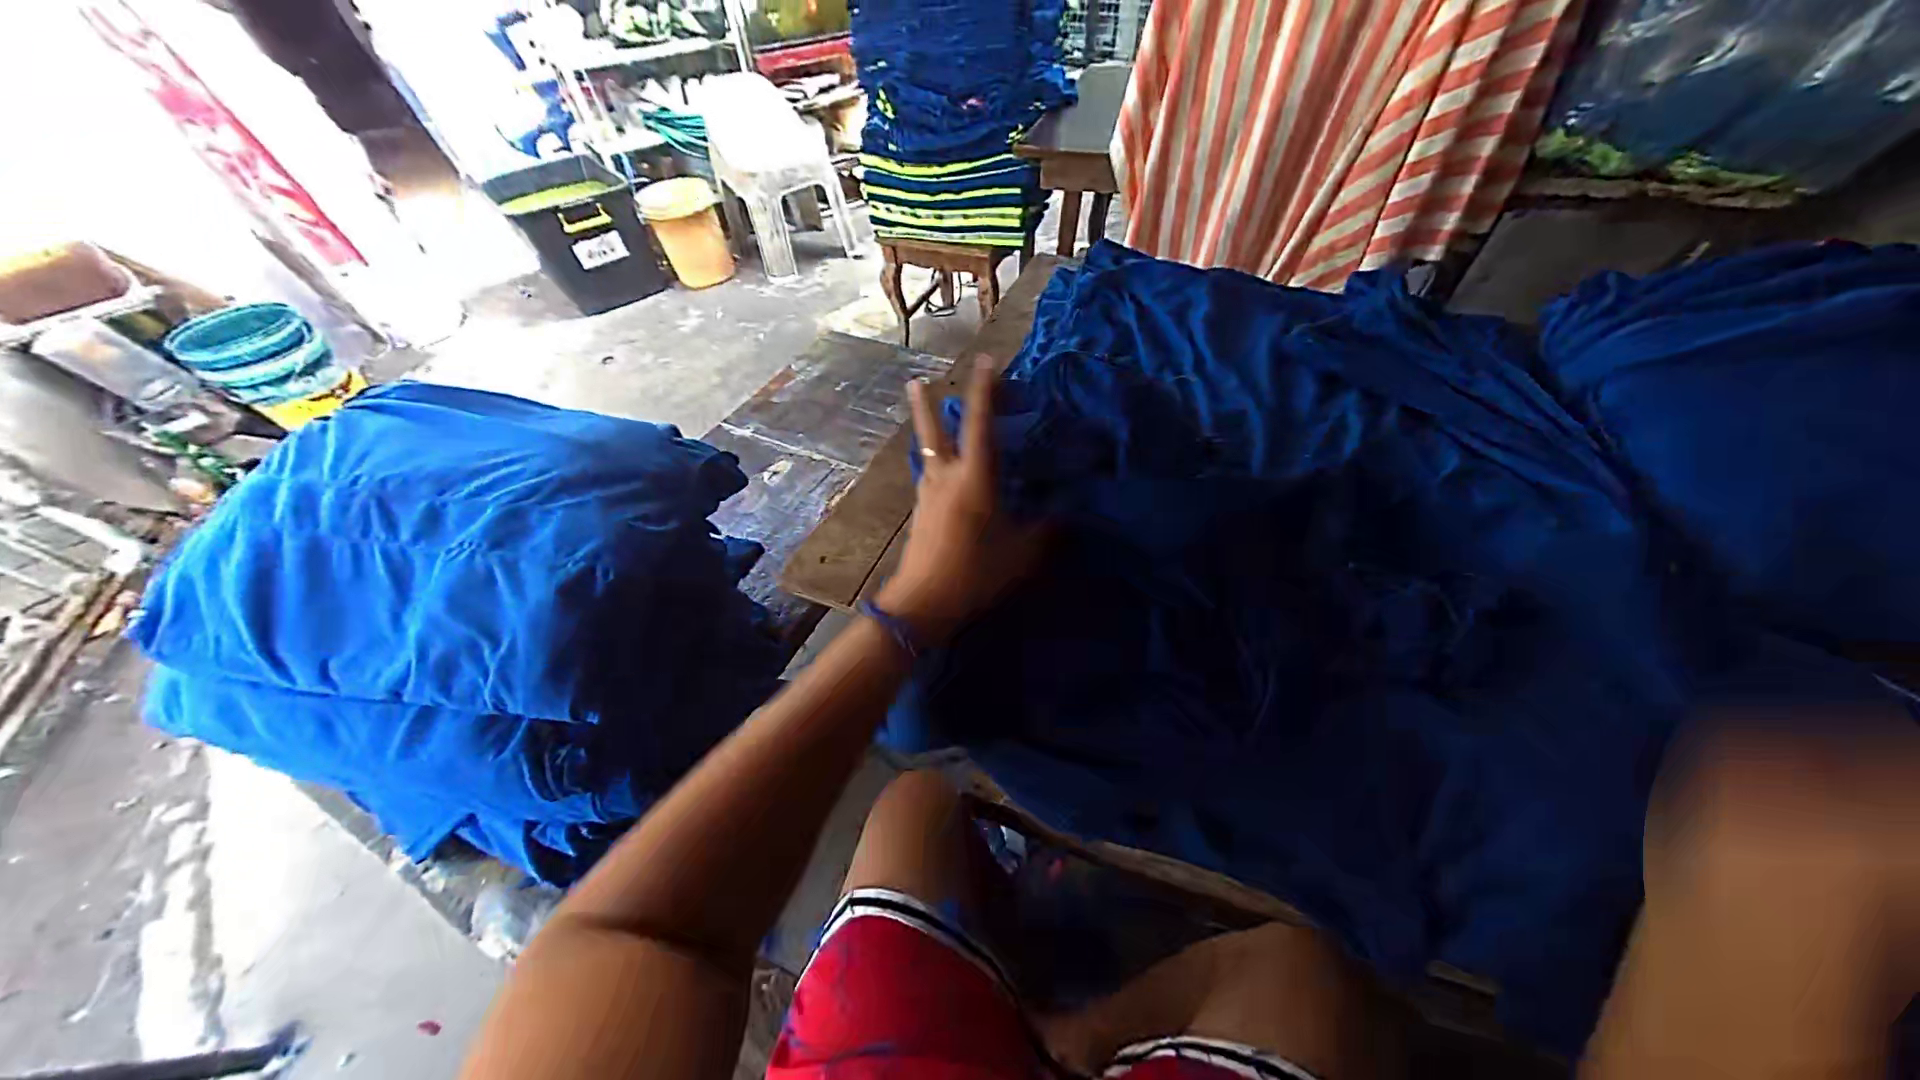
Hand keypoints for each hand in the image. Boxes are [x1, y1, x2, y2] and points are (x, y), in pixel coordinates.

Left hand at [873, 358, 1044, 645]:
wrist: (923, 602)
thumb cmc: (975, 573)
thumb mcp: (1021, 554)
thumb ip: (1047, 530)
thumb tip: (1068, 512)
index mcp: (974, 478)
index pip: (981, 424)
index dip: (986, 391)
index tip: (987, 362)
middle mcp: (946, 477)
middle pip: (933, 430)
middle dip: (926, 403)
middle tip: (918, 381)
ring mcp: (927, 493)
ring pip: (926, 450)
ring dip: (926, 428)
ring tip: (923, 414)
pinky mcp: (920, 511)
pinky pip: (926, 473)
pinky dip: (932, 459)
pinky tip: (937, 466)